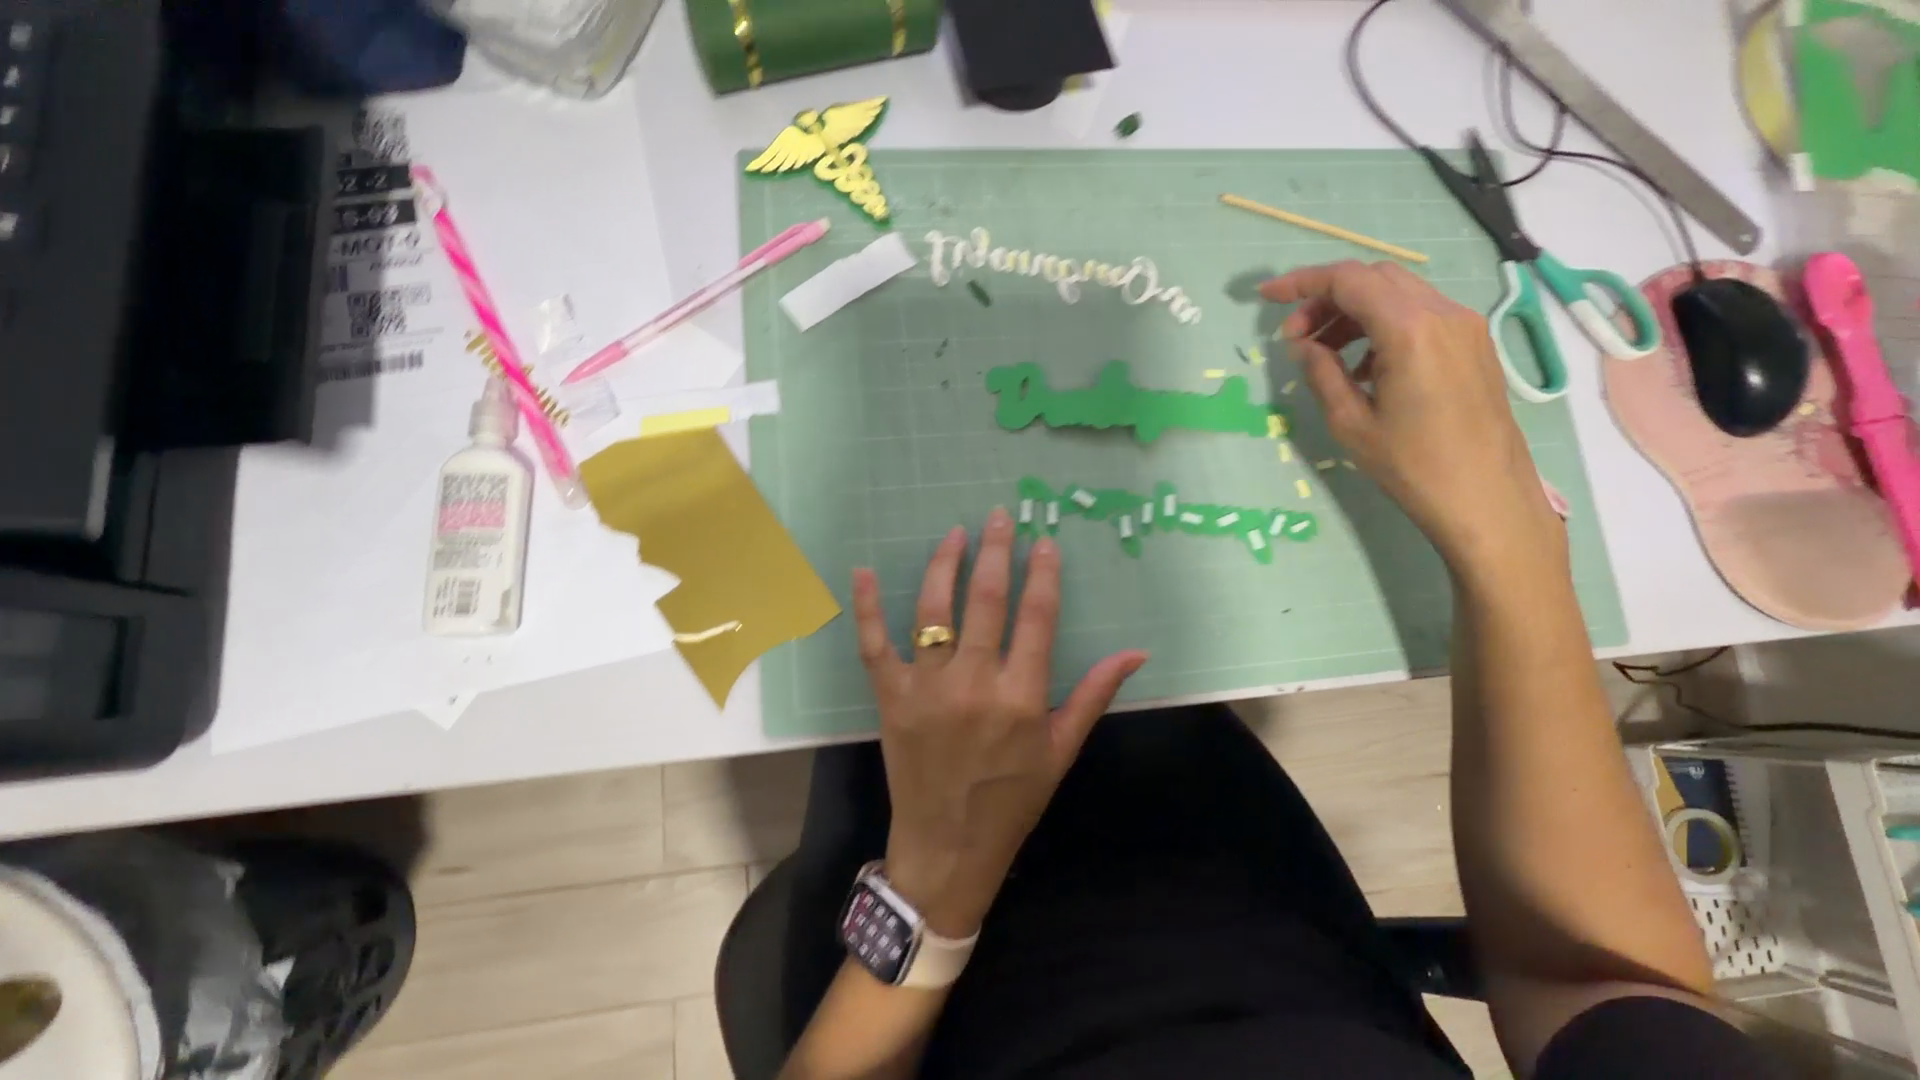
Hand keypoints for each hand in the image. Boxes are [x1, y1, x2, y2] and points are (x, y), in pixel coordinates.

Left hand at [850, 508, 1148, 938]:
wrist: (949, 846)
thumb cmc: (1012, 800)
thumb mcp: (1062, 751)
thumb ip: (1095, 695)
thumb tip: (1137, 652)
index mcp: (1022, 697)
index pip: (1037, 618)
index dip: (1043, 574)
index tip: (1044, 542)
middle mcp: (974, 684)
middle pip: (985, 601)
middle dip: (995, 553)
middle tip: (998, 517)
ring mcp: (928, 689)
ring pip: (933, 612)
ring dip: (943, 566)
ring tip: (954, 534)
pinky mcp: (891, 699)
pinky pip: (875, 645)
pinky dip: (867, 607)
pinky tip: (864, 570)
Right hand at [1263, 261, 1563, 576]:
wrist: (1485, 497)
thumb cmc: (1412, 466)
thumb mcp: (1351, 422)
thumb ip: (1322, 372)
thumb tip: (1302, 345)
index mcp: (1409, 329)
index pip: (1348, 280)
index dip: (1301, 282)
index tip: (1266, 297)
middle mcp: (1442, 313)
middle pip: (1373, 278)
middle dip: (1326, 297)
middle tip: (1295, 336)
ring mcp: (1464, 326)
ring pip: (1398, 293)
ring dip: (1354, 311)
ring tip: (1324, 353)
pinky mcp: (1473, 343)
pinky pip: (1420, 314)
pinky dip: (1382, 324)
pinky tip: (1364, 366)